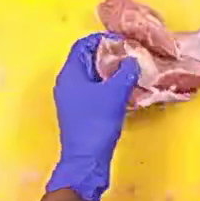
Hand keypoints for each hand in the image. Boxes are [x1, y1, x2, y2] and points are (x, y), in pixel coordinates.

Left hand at [44, 33, 140, 200]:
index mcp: (70, 74)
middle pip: (87, 59)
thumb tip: (132, 60)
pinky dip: (108, 87)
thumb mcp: (115, 94)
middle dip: (109, 55)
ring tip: (131, 71)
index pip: (83, 45)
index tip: (124, 42)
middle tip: (131, 55)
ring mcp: (72, 99)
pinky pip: (94, 91)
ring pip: (92, 76)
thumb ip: (125, 73)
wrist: (86, 161)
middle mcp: (67, 84)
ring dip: (110, 72)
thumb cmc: (97, 124)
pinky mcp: (80, 113)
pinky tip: (125, 91)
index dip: (103, 40)